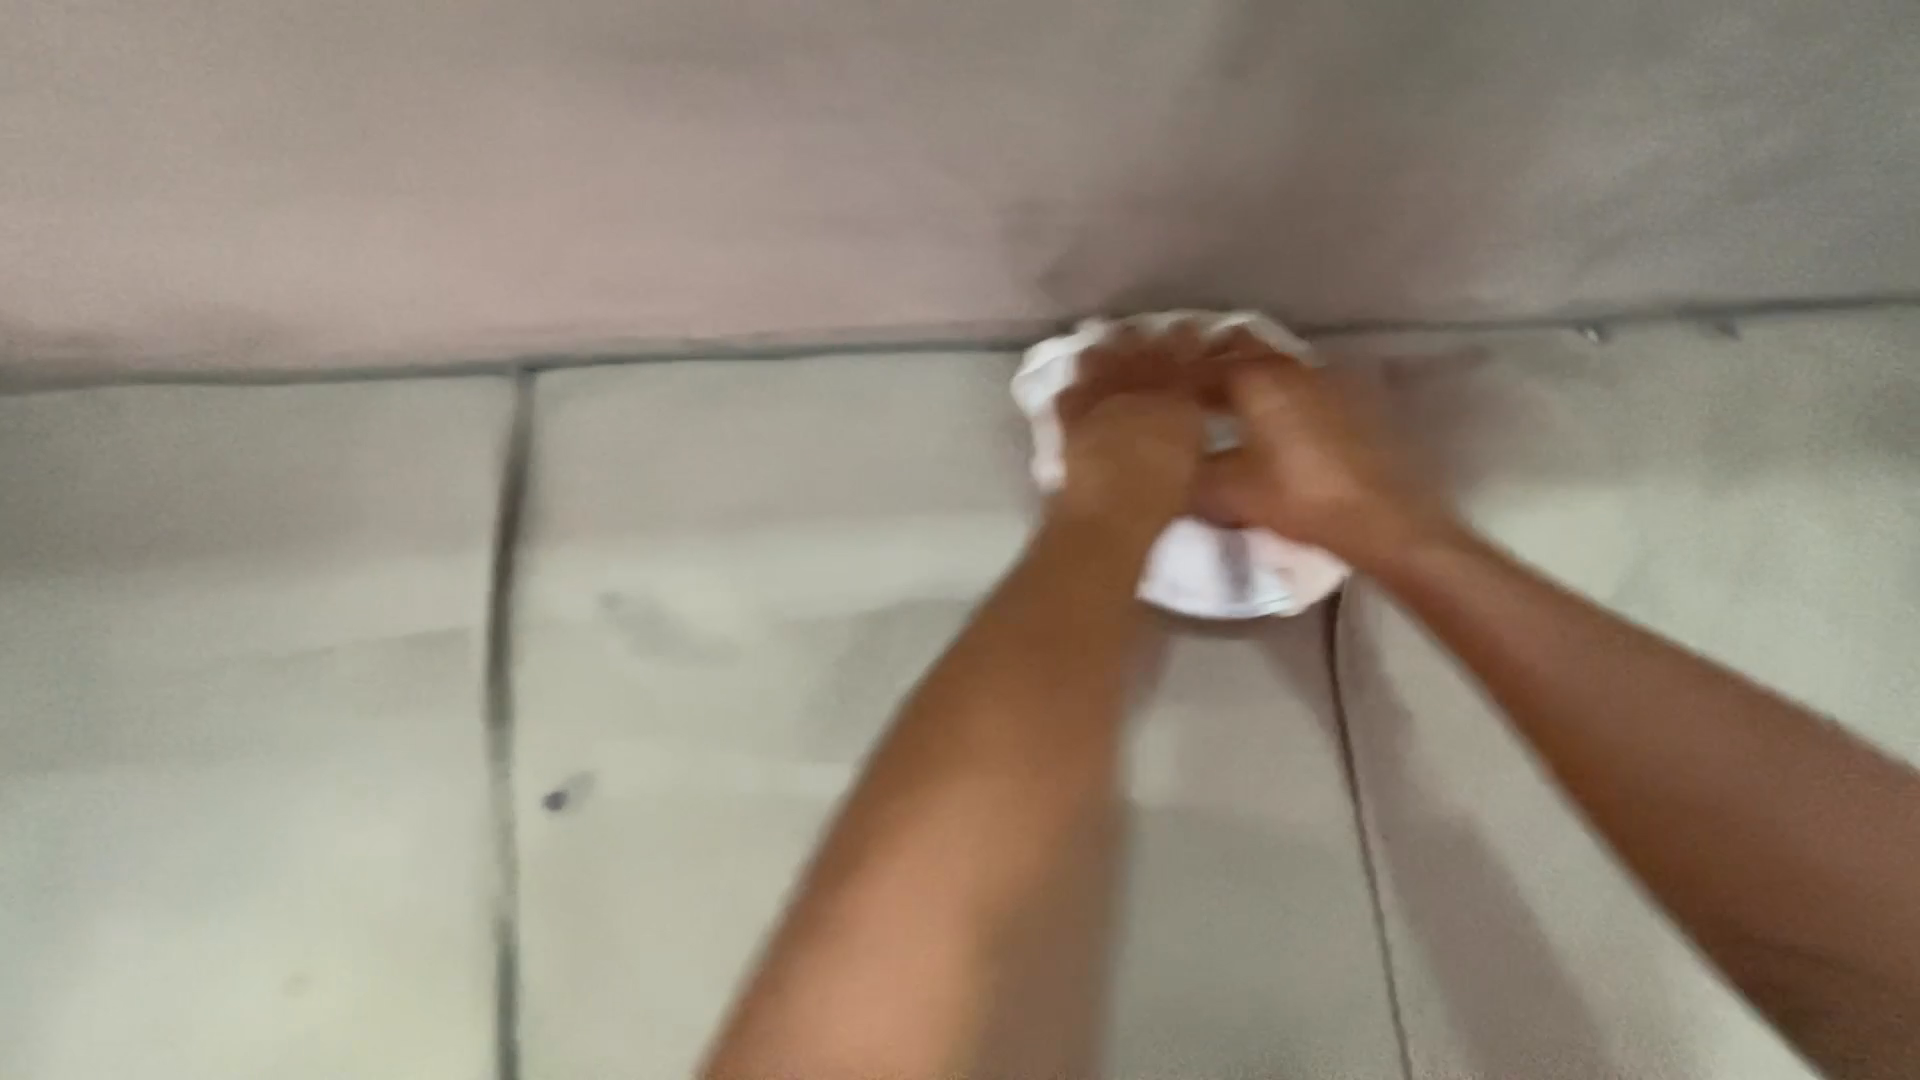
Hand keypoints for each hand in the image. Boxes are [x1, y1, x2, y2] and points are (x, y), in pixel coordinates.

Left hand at [1050, 322, 1214, 543]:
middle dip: (1146, 338)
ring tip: (1107, 346)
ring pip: (1100, 358)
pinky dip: (1075, 387)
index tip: (1189, 327)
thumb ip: (1189, 423)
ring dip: (1106, 351)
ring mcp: (1099, 398)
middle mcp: (1136, 385)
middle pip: (1140, 350)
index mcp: (1175, 391)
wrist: (1112, 503)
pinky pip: (1069, 393)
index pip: (1183, 354)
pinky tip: (1075, 386)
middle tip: (1146, 330)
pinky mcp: (1069, 418)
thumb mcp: (1193, 452)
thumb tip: (1184, 410)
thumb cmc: (1164, 488)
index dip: (1185, 339)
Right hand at [1195, 330, 1456, 563]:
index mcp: (1257, 379)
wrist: (1387, 519)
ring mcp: (1331, 378)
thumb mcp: (1228, 494)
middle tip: (1186, 388)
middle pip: (1241, 347)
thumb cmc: (1300, 500)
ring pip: (1276, 364)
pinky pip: (1304, 383)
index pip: (1198, 366)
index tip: (1150, 393)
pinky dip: (1281, 393)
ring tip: (1226, 404)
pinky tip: (1274, 420)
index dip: (1170, 379)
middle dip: (1211, 363)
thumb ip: (1190, 472)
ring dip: (1249, 377)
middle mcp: (1293, 366)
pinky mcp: (1358, 398)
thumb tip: (1169, 463)